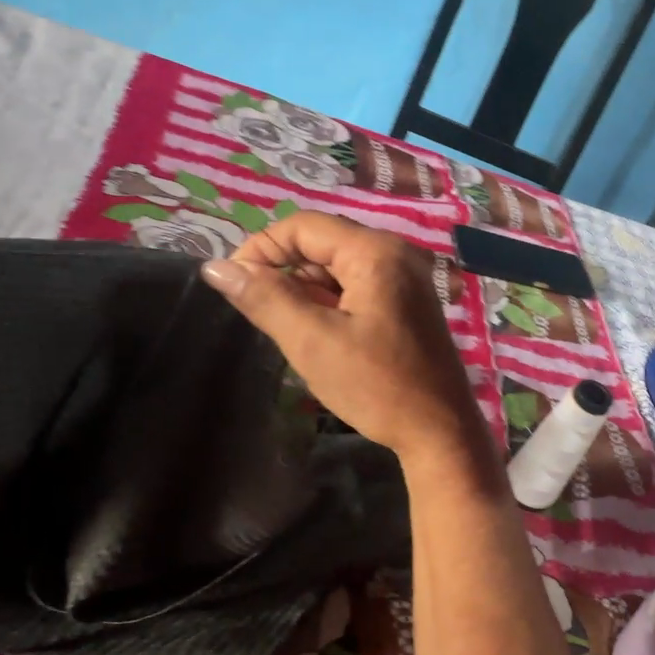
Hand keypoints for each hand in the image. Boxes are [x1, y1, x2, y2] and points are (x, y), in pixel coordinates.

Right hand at [199, 212, 488, 467]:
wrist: (438, 428)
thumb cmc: (376, 384)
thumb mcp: (311, 341)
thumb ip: (265, 298)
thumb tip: (216, 267)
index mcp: (377, 253)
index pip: (304, 226)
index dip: (262, 248)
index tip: (235, 285)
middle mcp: (397, 254)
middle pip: (323, 242)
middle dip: (285, 271)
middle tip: (263, 315)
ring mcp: (407, 278)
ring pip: (338, 266)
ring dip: (307, 291)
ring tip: (294, 332)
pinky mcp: (408, 302)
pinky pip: (358, 286)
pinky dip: (331, 302)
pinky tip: (321, 336)